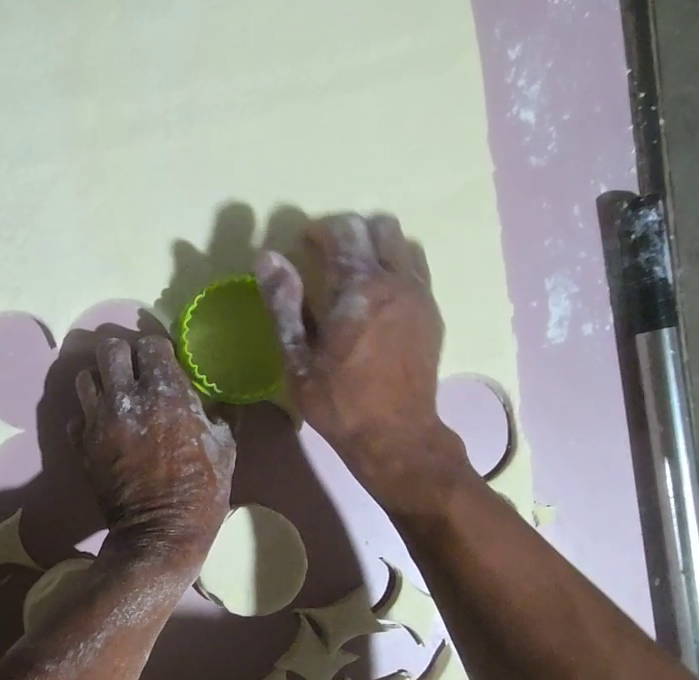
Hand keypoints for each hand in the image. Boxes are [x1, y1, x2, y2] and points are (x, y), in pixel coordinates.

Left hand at [73, 335, 235, 566]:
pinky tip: (103, 427)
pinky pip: (76, 416)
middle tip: (133, 369)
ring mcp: (98, 421)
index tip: (163, 361)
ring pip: (85, 377)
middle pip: (109, 350)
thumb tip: (224, 391)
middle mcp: (126, 398)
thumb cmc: (201, 491)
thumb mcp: (226, 447)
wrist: (160, 533)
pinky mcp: (81, 445)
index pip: (150, 343)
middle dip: (122, 354)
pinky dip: (88, 417)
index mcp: (166, 392)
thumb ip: (222, 411)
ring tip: (113, 394)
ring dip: (100, 380)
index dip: (156, 349)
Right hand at [255, 214, 468, 503]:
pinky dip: (395, 264)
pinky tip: (377, 294)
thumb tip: (267, 257)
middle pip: (376, 226)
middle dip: (348, 233)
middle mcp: (394, 280)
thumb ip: (283, 304)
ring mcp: (419, 294)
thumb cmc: (338, 403)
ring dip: (375, 245)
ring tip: (353, 272)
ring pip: (401, 241)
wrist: (395, 435)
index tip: (301, 246)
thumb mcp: (297, 360)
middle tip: (326, 257)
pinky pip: (416, 266)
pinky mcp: (431, 311)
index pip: (342, 231)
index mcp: (357, 289)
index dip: (317, 232)